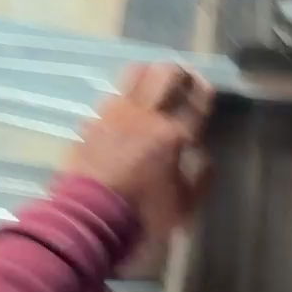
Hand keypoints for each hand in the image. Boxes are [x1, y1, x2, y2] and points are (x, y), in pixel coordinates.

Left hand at [63, 63, 213, 240]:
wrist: (87, 219)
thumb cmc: (142, 216)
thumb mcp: (184, 206)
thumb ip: (200, 175)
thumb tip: (201, 153)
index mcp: (174, 134)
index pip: (196, 97)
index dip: (203, 87)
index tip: (204, 87)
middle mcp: (146, 114)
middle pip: (165, 72)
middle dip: (178, 72)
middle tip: (182, 80)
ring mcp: (115, 113)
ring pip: (135, 73)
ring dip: (148, 73)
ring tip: (152, 83)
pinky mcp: (92, 120)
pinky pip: (112, 94)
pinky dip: (124, 95)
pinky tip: (125, 107)